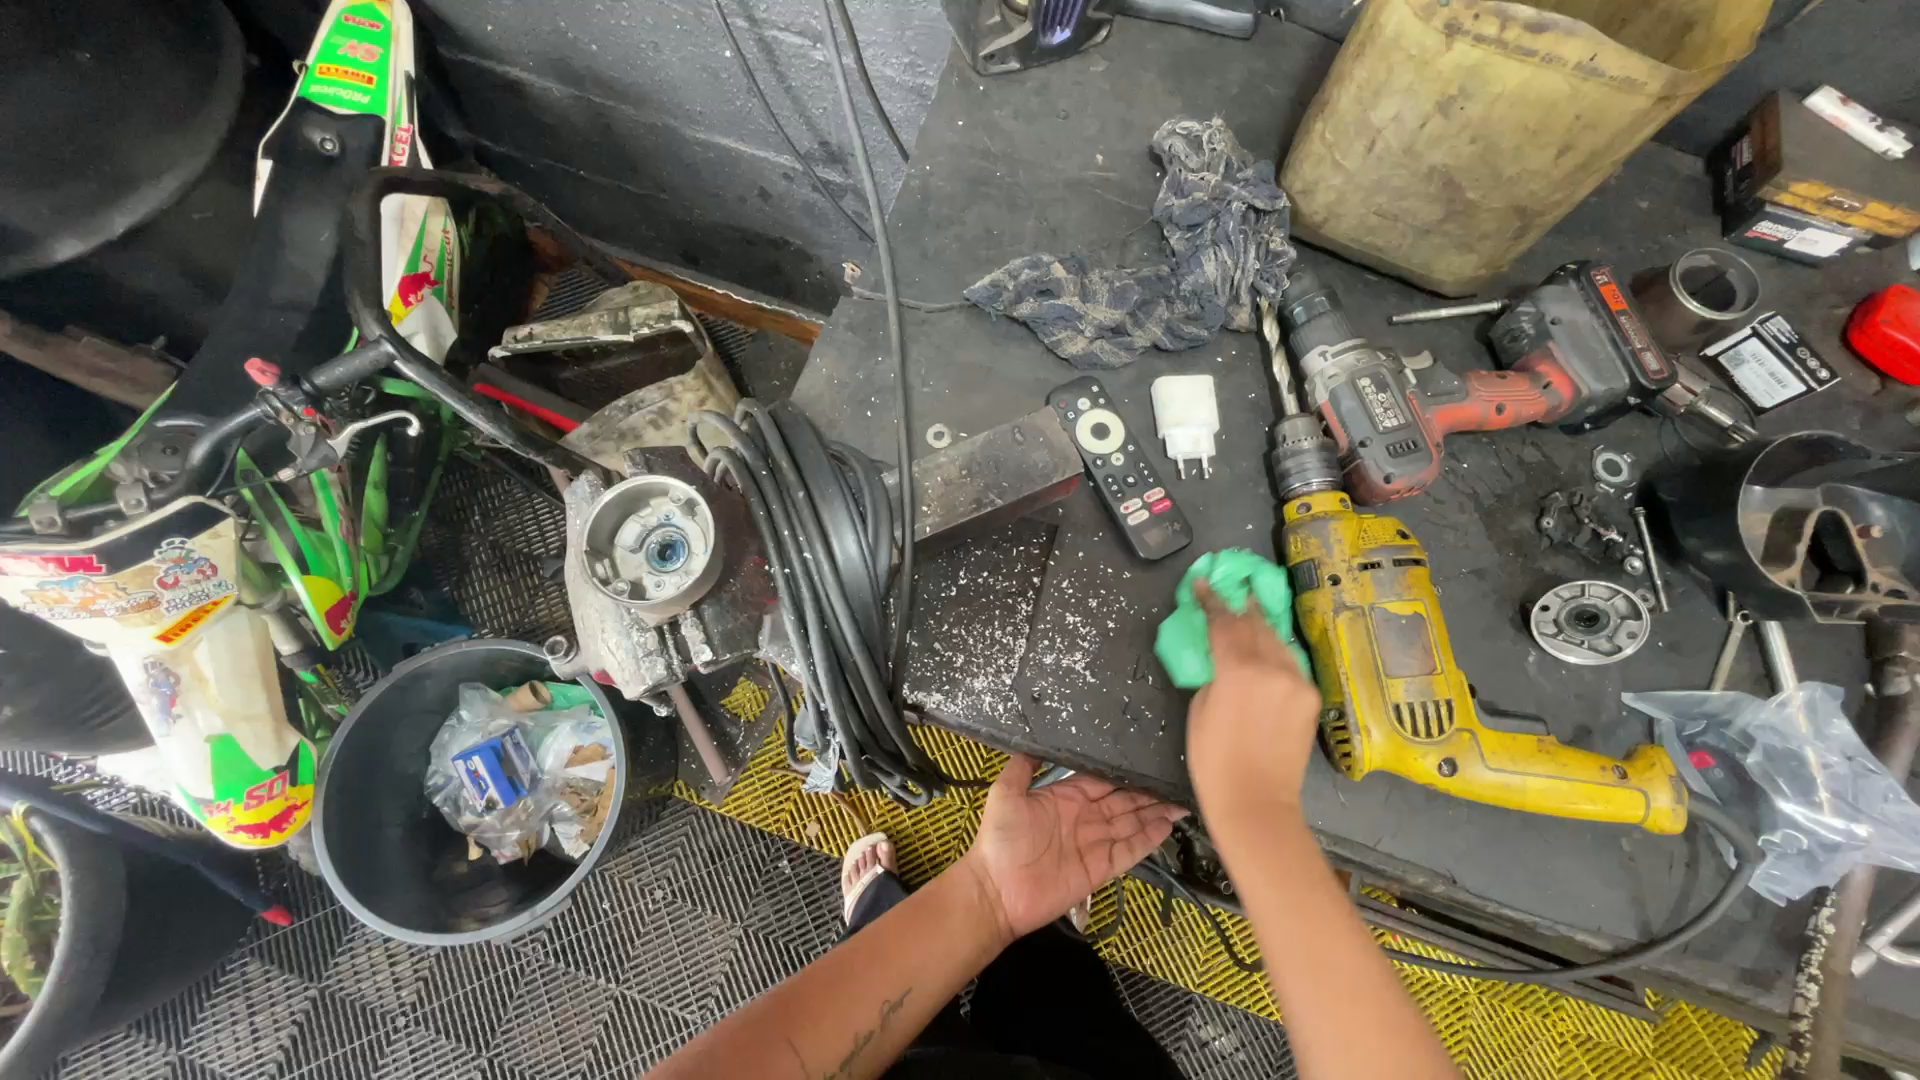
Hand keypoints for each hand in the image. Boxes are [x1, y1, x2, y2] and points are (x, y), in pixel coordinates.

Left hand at [959, 754, 1187, 941]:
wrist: (995, 890)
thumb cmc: (998, 840)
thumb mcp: (1005, 793)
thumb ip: (1022, 765)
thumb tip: (1031, 737)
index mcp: (1064, 797)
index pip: (1100, 780)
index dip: (1122, 773)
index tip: (1144, 761)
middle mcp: (1083, 818)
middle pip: (1122, 801)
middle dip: (1147, 793)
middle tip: (1173, 781)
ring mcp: (1093, 843)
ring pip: (1130, 824)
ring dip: (1154, 814)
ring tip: (1180, 802)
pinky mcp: (1099, 868)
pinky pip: (1128, 851)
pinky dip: (1148, 840)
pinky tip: (1166, 827)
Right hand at [1186, 580, 1321, 820]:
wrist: (1256, 801)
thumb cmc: (1213, 760)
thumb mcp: (1200, 709)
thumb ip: (1214, 676)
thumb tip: (1224, 662)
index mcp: (1238, 670)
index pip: (1223, 623)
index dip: (1211, 601)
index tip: (1203, 584)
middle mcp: (1273, 667)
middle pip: (1255, 625)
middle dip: (1240, 607)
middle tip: (1232, 591)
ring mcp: (1297, 681)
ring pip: (1278, 641)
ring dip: (1262, 626)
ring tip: (1252, 611)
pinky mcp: (1311, 698)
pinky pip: (1291, 663)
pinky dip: (1277, 652)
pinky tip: (1269, 649)